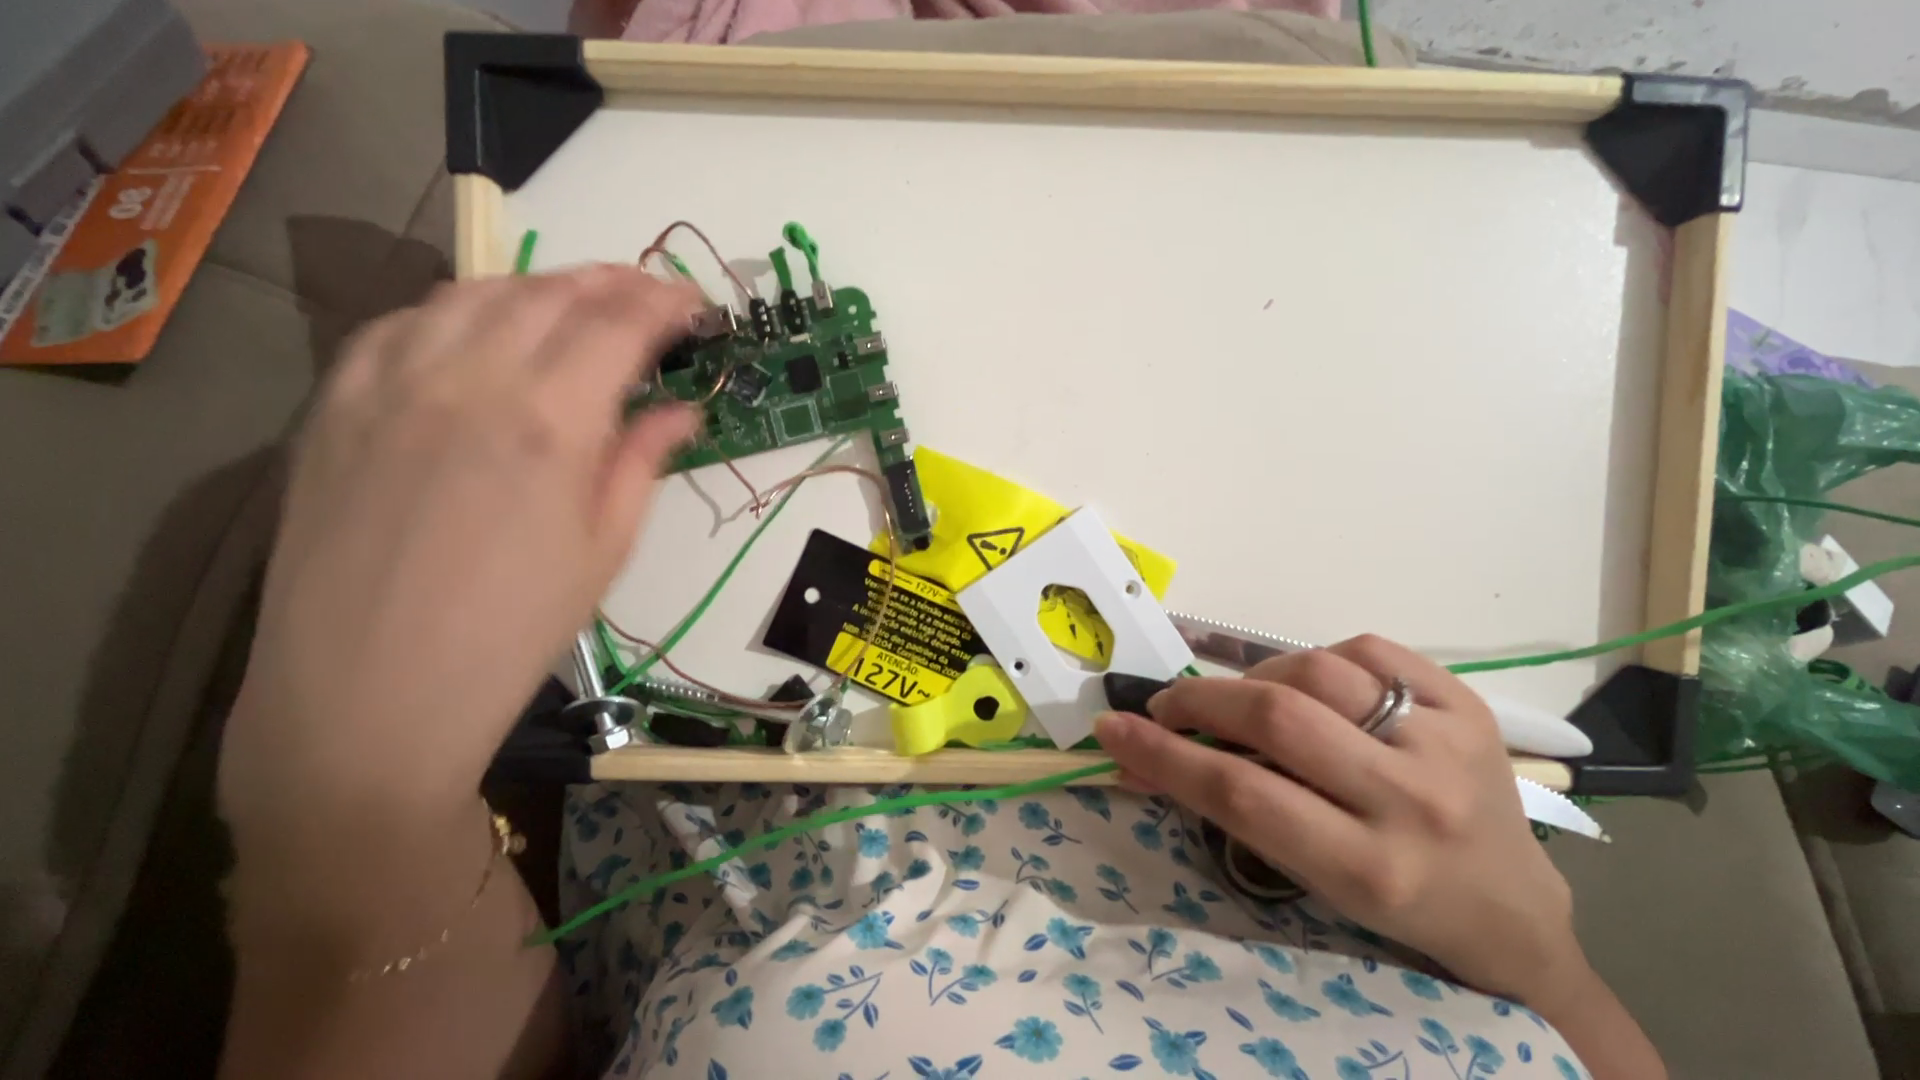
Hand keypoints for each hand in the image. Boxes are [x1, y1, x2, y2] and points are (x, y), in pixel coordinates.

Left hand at [220, 267, 699, 856]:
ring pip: (474, 292)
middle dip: (611, 282)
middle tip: (647, 295)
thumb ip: (642, 461)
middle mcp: (469, 379)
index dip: (665, 302)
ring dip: (537, 286)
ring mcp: (391, 383)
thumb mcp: (604, 550)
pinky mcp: (334, 402)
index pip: (619, 324)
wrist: (371, 696)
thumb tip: (681, 410)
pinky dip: (455, 309)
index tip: (694, 304)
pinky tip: (475, 330)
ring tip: (571, 303)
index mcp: (550, 422)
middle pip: (551, 293)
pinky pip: (400, 322)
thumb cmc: (512, 634)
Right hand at [1094, 636, 1586, 1006]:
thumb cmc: (1391, 905)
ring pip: (1319, 671)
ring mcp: (1448, 744)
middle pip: (1278, 718)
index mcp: (1367, 866)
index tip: (1114, 730)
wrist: (1508, 908)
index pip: (1242, 794)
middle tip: (1168, 706)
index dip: (1164, 755)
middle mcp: (1413, 802)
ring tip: (1244, 699)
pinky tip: (1311, 685)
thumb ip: (1231, 811)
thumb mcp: (1310, 878)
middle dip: (1199, 700)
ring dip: (1257, 677)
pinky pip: (1369, 648)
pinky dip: (1319, 659)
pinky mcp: (1470, 704)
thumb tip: (1142, 753)